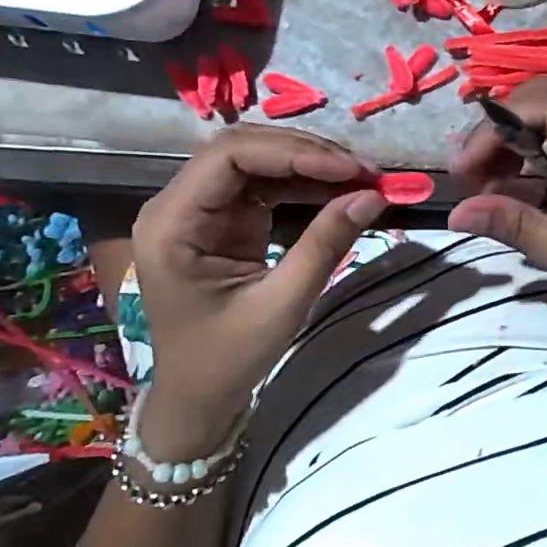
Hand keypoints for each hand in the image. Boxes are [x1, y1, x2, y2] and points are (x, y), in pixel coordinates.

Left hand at [131, 126, 384, 456]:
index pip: (230, 157)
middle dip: (307, 154)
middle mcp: (179, 204)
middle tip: (366, 172)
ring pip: (259, 162)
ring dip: (311, 166)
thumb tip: (373, 196)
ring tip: (362, 179)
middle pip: (244, 150)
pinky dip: (306, 185)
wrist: (199, 395)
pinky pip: (266, 186)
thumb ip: (324, 245)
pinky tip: (341, 190)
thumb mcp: (282, 304)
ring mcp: (202, 209)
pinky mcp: (224, 219)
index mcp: (173, 223)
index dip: (293, 152)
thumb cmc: (228, 357)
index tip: (350, 170)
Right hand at [449, 77, 546, 334]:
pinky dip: (537, 150)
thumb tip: (457, 213)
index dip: (493, 129)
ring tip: (488, 185)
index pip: (542, 104)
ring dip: (516, 138)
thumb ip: (519, 227)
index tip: (464, 171)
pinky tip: (518, 185)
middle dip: (499, 129)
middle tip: (472, 175)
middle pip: (546, 95)